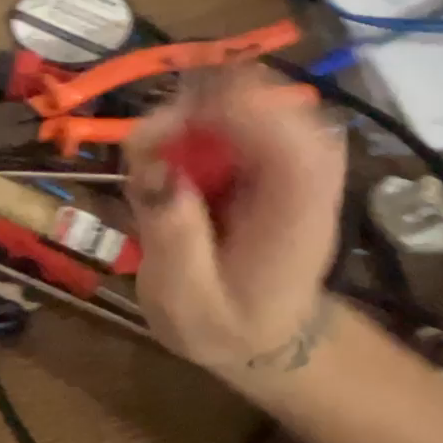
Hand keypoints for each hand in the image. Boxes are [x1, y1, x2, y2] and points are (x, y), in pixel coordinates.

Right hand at [122, 67, 347, 385]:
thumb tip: (156, 170)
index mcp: (296, 215)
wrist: (261, 339)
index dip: (235, 111)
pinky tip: (162, 163)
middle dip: (197, 109)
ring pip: (243, 104)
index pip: (293, 140)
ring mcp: (282, 165)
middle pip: (267, 105)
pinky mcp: (260, 162)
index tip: (167, 124)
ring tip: (146, 162)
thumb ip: (173, 238)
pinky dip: (187, 129)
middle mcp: (299, 177)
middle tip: (143, 149)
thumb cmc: (222, 325)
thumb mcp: (185, 299)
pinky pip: (229, 120)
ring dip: (185, 118)